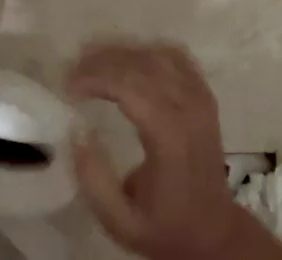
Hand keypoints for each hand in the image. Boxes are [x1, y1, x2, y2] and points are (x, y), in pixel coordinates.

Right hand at [66, 41, 257, 259]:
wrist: (213, 231)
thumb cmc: (164, 226)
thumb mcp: (120, 220)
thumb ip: (94, 179)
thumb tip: (76, 129)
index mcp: (170, 138)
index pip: (130, 86)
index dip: (96, 77)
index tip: (68, 87)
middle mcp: (189, 108)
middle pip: (142, 64)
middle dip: (102, 60)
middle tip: (72, 68)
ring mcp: (201, 98)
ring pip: (159, 53)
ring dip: (123, 51)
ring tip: (92, 58)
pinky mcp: (205, 95)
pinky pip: (177, 57)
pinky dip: (148, 50)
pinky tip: (127, 58)